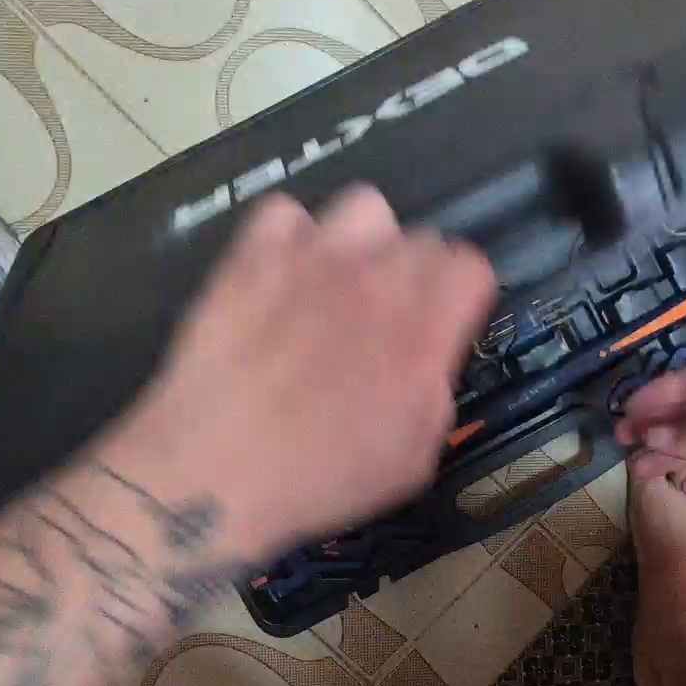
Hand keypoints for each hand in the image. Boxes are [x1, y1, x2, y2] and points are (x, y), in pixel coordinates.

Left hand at [95, 185, 495, 562]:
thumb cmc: (322, 477)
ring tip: (342, 283)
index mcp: (423, 327)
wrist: (214, 473)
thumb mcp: (414, 456)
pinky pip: (286, 214)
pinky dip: (291, 239)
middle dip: (420, 275)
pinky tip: (282, 277)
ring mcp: (311, 257)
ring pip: (366, 209)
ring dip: (367, 243)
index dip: (465, 296)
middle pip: (423, 239)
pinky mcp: (252, 255)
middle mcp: (375, 277)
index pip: (471, 267)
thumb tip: (430, 359)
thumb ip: (436, 389)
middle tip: (391, 319)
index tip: (448, 323)